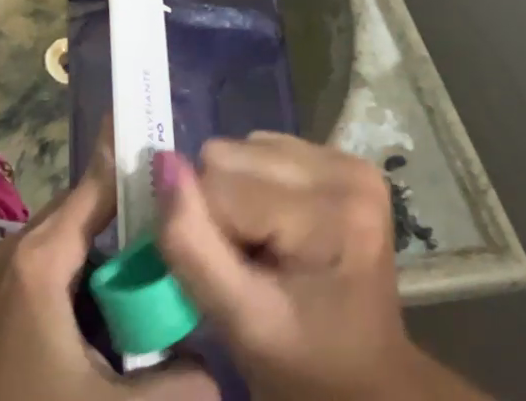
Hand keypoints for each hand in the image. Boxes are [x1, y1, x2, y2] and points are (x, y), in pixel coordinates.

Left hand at [0, 123, 216, 400]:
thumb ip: (186, 378)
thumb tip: (214, 360)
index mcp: (40, 258)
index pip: (97, 186)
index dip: (134, 159)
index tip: (164, 127)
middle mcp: (18, 252)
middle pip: (90, 215)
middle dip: (137, 218)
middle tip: (188, 220)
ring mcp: (7, 277)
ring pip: (77, 247)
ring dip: (117, 257)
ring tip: (164, 266)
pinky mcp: (7, 305)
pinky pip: (61, 273)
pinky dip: (95, 281)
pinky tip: (127, 308)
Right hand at [153, 133, 488, 400]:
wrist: (364, 378)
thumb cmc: (302, 361)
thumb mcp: (238, 319)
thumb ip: (190, 243)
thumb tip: (161, 161)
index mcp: (331, 211)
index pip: (216, 185)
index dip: (207, 234)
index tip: (237, 280)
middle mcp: (343, 169)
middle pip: (226, 156)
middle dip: (219, 209)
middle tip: (249, 263)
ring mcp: (344, 160)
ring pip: (237, 149)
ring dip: (234, 197)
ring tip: (264, 248)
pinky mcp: (338, 160)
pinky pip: (257, 151)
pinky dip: (252, 188)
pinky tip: (276, 228)